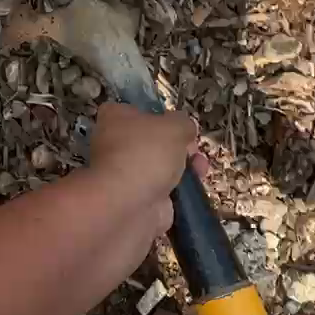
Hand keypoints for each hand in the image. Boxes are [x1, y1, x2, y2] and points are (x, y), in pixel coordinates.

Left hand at [87, 102, 197, 229]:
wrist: (128, 204)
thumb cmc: (146, 153)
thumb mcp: (174, 126)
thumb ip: (182, 123)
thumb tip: (184, 127)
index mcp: (113, 117)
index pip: (134, 111)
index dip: (158, 116)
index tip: (177, 124)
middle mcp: (113, 143)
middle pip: (150, 140)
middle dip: (176, 145)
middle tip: (193, 149)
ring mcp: (123, 173)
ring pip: (157, 166)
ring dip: (181, 167)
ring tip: (200, 168)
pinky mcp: (134, 198)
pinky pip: (160, 190)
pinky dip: (178, 190)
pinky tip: (194, 188)